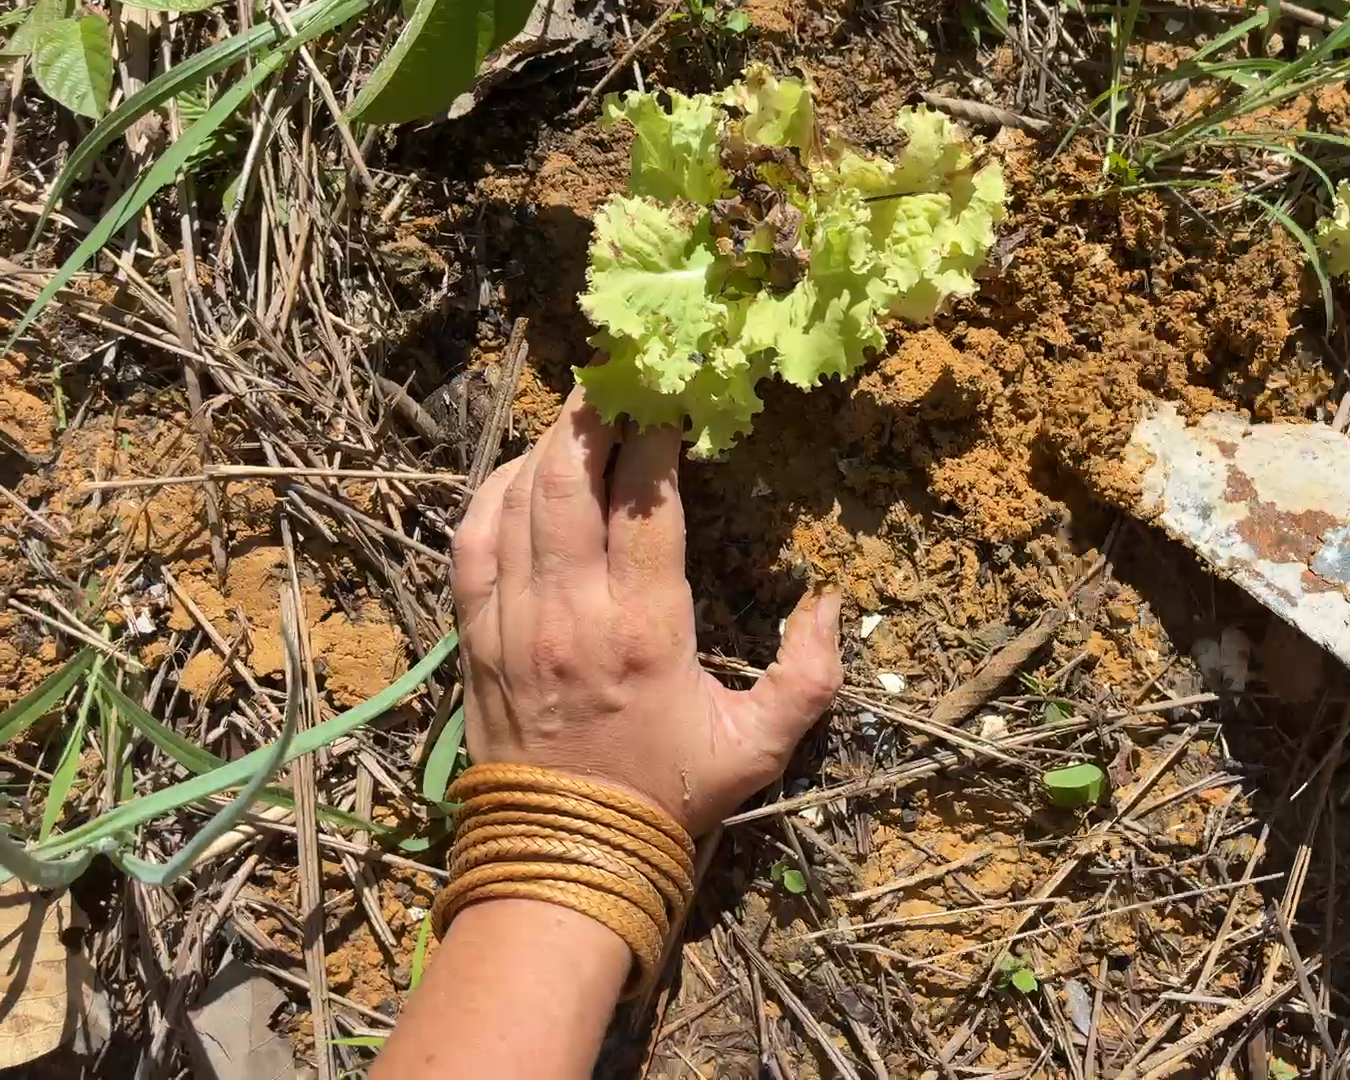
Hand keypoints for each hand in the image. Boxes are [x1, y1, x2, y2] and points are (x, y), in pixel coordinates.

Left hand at [449, 388, 842, 832]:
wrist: (568, 858)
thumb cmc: (671, 794)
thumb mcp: (763, 745)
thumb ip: (809, 673)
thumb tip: (826, 601)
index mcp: (645, 632)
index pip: (645, 508)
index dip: (655, 446)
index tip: (671, 406)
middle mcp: (571, 614)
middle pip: (566, 483)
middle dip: (591, 420)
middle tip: (617, 381)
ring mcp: (513, 622)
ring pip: (514, 501)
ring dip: (546, 445)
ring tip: (578, 412)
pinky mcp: (477, 637)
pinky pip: (471, 540)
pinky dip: (492, 491)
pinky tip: (520, 471)